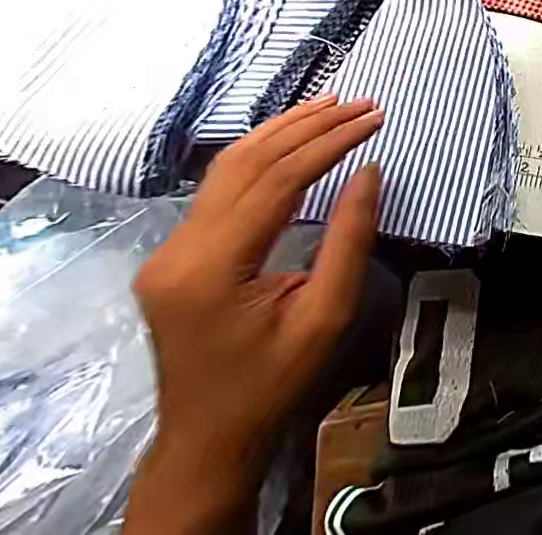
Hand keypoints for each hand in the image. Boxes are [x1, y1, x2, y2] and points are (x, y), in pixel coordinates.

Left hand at [124, 95, 383, 531]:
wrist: (208, 437)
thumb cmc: (273, 382)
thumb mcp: (326, 316)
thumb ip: (349, 240)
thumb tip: (368, 172)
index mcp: (210, 269)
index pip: (275, 181)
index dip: (328, 143)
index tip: (372, 119)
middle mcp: (178, 249)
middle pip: (247, 163)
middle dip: (309, 126)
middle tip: (360, 104)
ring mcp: (170, 248)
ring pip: (228, 166)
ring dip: (283, 129)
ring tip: (330, 104)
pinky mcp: (176, 250)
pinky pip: (221, 185)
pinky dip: (263, 152)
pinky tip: (292, 135)